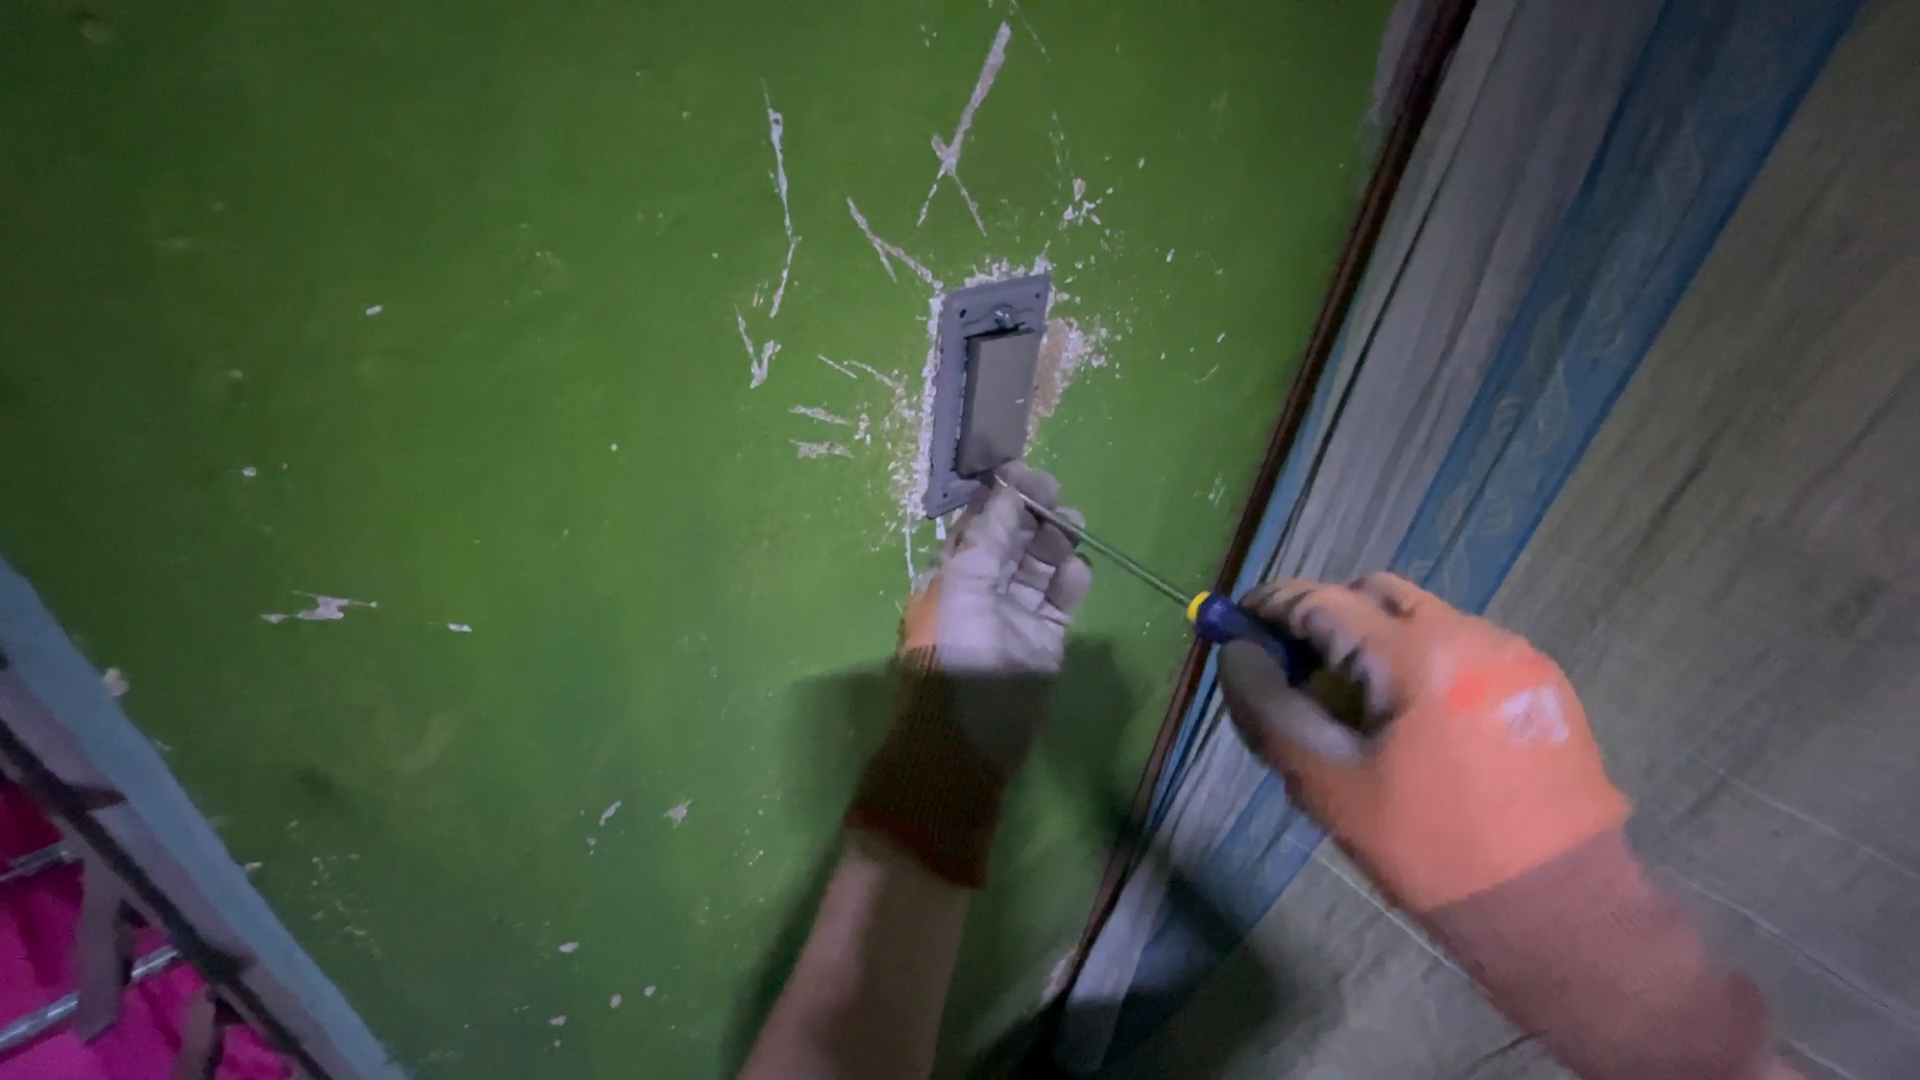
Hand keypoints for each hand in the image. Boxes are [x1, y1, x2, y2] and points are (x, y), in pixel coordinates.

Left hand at [898, 462, 1092, 771]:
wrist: (968, 737)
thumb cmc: (954, 654)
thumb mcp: (962, 586)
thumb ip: (988, 537)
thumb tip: (1004, 487)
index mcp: (951, 574)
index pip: (979, 525)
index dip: (1001, 497)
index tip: (1026, 473)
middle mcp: (982, 588)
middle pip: (1012, 540)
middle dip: (1032, 513)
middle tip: (1056, 492)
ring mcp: (1014, 613)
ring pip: (1039, 565)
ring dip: (1055, 541)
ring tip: (1074, 523)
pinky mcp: (1044, 637)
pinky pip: (1060, 600)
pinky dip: (1071, 581)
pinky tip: (1078, 570)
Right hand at [1218, 573, 1627, 910]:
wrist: (1562, 913)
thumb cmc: (1429, 847)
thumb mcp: (1326, 781)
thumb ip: (1268, 707)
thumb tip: (1236, 653)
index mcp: (1417, 655)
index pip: (1322, 601)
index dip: (1270, 605)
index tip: (1234, 621)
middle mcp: (1471, 634)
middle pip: (1374, 594)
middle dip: (1324, 615)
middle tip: (1292, 664)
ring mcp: (1513, 656)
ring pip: (1419, 618)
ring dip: (1370, 639)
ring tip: (1348, 700)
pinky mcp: (1540, 684)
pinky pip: (1457, 647)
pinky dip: (1413, 660)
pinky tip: (1405, 719)